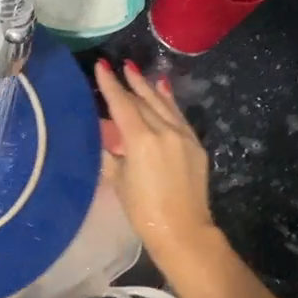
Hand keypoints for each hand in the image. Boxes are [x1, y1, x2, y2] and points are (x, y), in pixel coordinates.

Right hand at [95, 59, 219, 262]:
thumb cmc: (143, 211)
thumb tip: (103, 136)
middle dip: (129, 83)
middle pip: (143, 101)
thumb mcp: (118, 181)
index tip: (101, 66)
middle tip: (119, 65)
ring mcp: (183, 136)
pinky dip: (169, 101)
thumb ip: (110, 154)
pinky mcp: (195, 145)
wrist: (183, 231)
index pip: (122, 104)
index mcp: (141, 139)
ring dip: (149, 87)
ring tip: (137, 72)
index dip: (110, 85)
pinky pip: (178, 115)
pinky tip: (163, 90)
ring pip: (163, 104)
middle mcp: (163, 130)